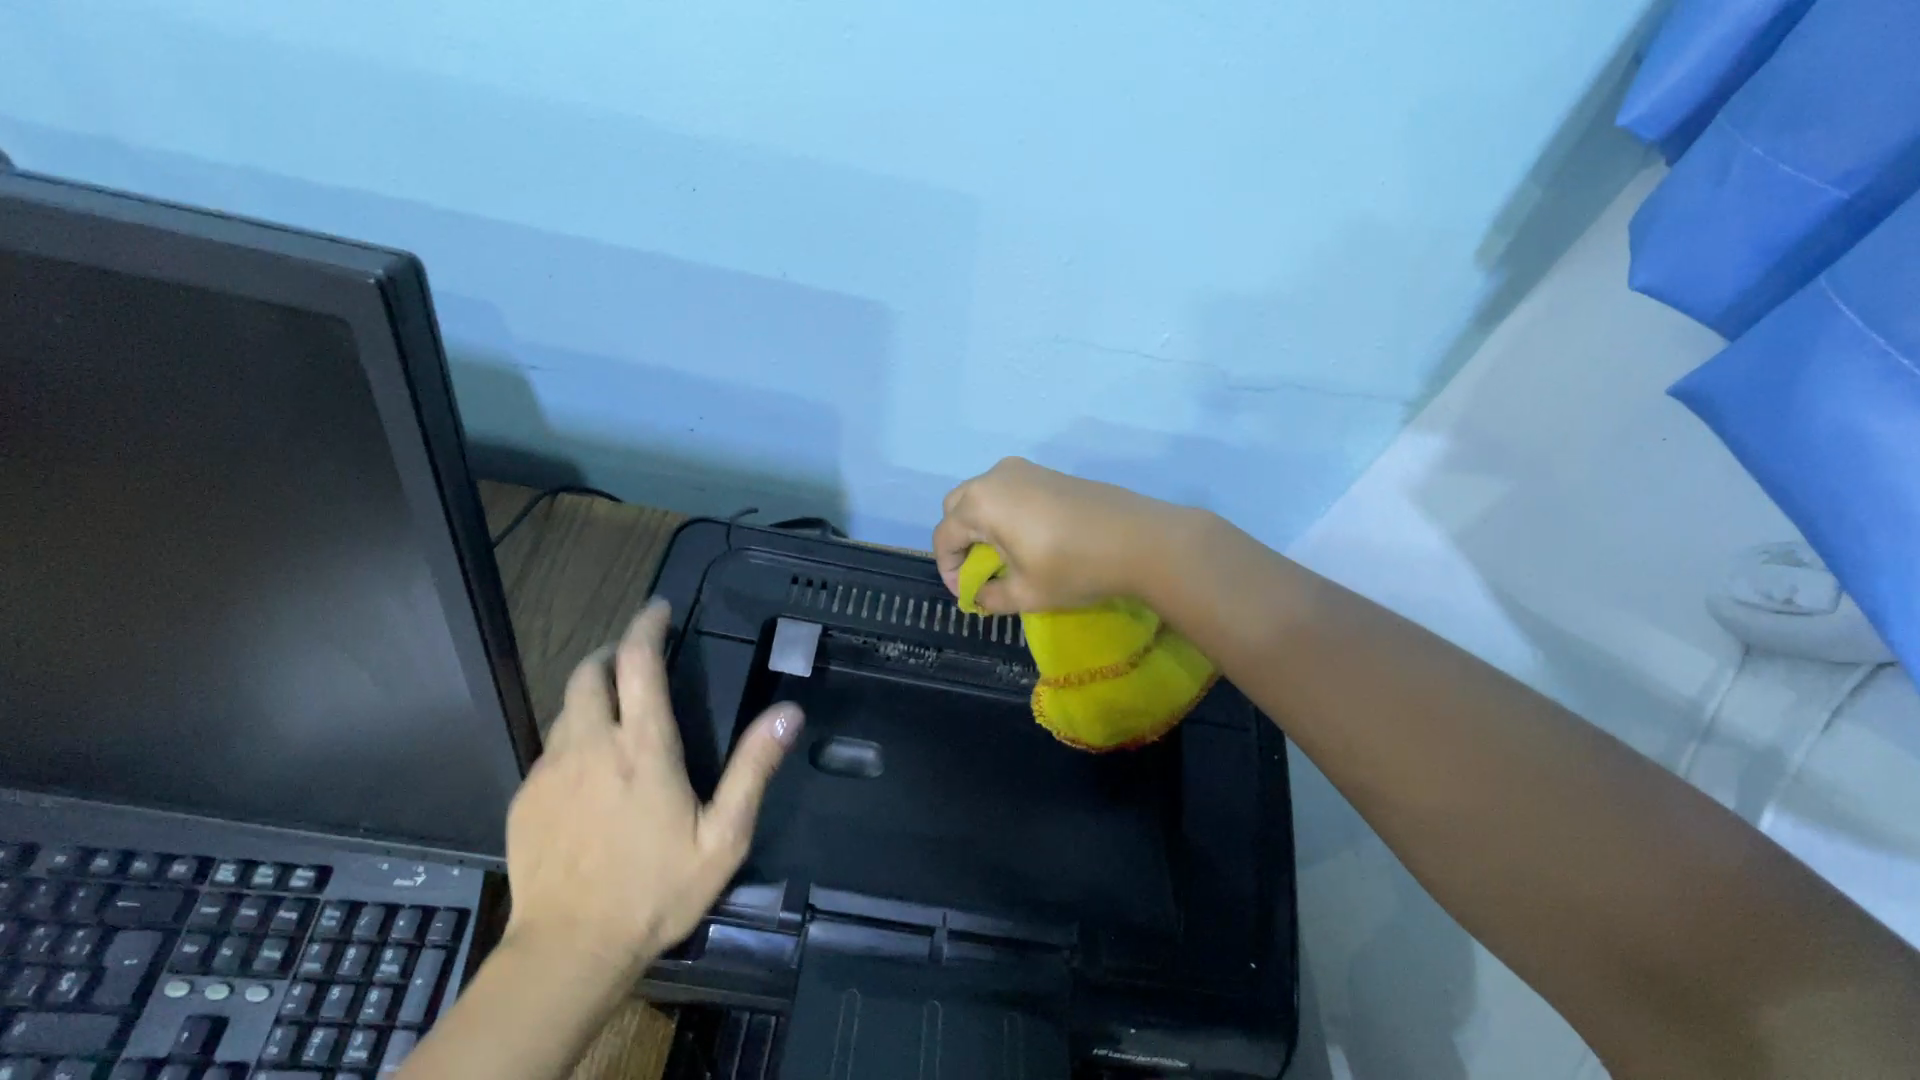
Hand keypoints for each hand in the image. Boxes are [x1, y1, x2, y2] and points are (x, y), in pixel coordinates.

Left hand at [502, 598, 801, 975]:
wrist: (569, 949)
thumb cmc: (655, 892)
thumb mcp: (723, 837)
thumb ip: (753, 769)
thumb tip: (787, 713)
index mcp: (644, 747)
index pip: (638, 662)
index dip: (647, 626)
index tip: (659, 609)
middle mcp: (591, 744)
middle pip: (590, 672)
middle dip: (612, 652)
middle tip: (635, 658)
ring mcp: (551, 769)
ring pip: (567, 708)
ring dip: (591, 694)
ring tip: (615, 709)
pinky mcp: (526, 796)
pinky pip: (551, 748)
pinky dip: (573, 738)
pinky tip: (589, 771)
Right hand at [933, 457, 1189, 613]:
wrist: (1141, 540)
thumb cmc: (1075, 568)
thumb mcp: (1027, 594)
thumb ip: (991, 596)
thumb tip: (980, 596)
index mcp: (980, 504)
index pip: (945, 537)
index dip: (949, 571)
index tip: (968, 596)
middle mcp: (995, 477)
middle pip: (957, 508)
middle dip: (961, 542)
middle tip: (979, 573)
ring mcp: (1024, 470)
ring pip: (983, 496)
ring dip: (982, 526)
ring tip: (1003, 558)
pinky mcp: (1048, 473)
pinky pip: (1009, 492)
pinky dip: (1004, 514)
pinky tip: (1028, 540)